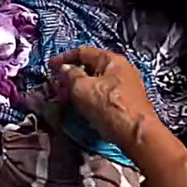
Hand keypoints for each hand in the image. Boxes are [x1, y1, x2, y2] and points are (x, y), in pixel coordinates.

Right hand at [48, 47, 167, 152]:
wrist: (136, 133)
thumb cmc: (108, 106)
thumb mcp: (82, 88)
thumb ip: (70, 75)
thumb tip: (65, 68)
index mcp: (112, 60)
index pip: (83, 52)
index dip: (64, 57)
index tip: (50, 66)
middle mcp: (122, 69)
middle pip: (91, 67)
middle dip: (71, 76)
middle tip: (57, 86)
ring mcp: (126, 86)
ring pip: (97, 82)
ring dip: (79, 88)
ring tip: (66, 99)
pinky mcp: (127, 102)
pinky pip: (103, 94)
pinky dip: (90, 97)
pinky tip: (82, 107)